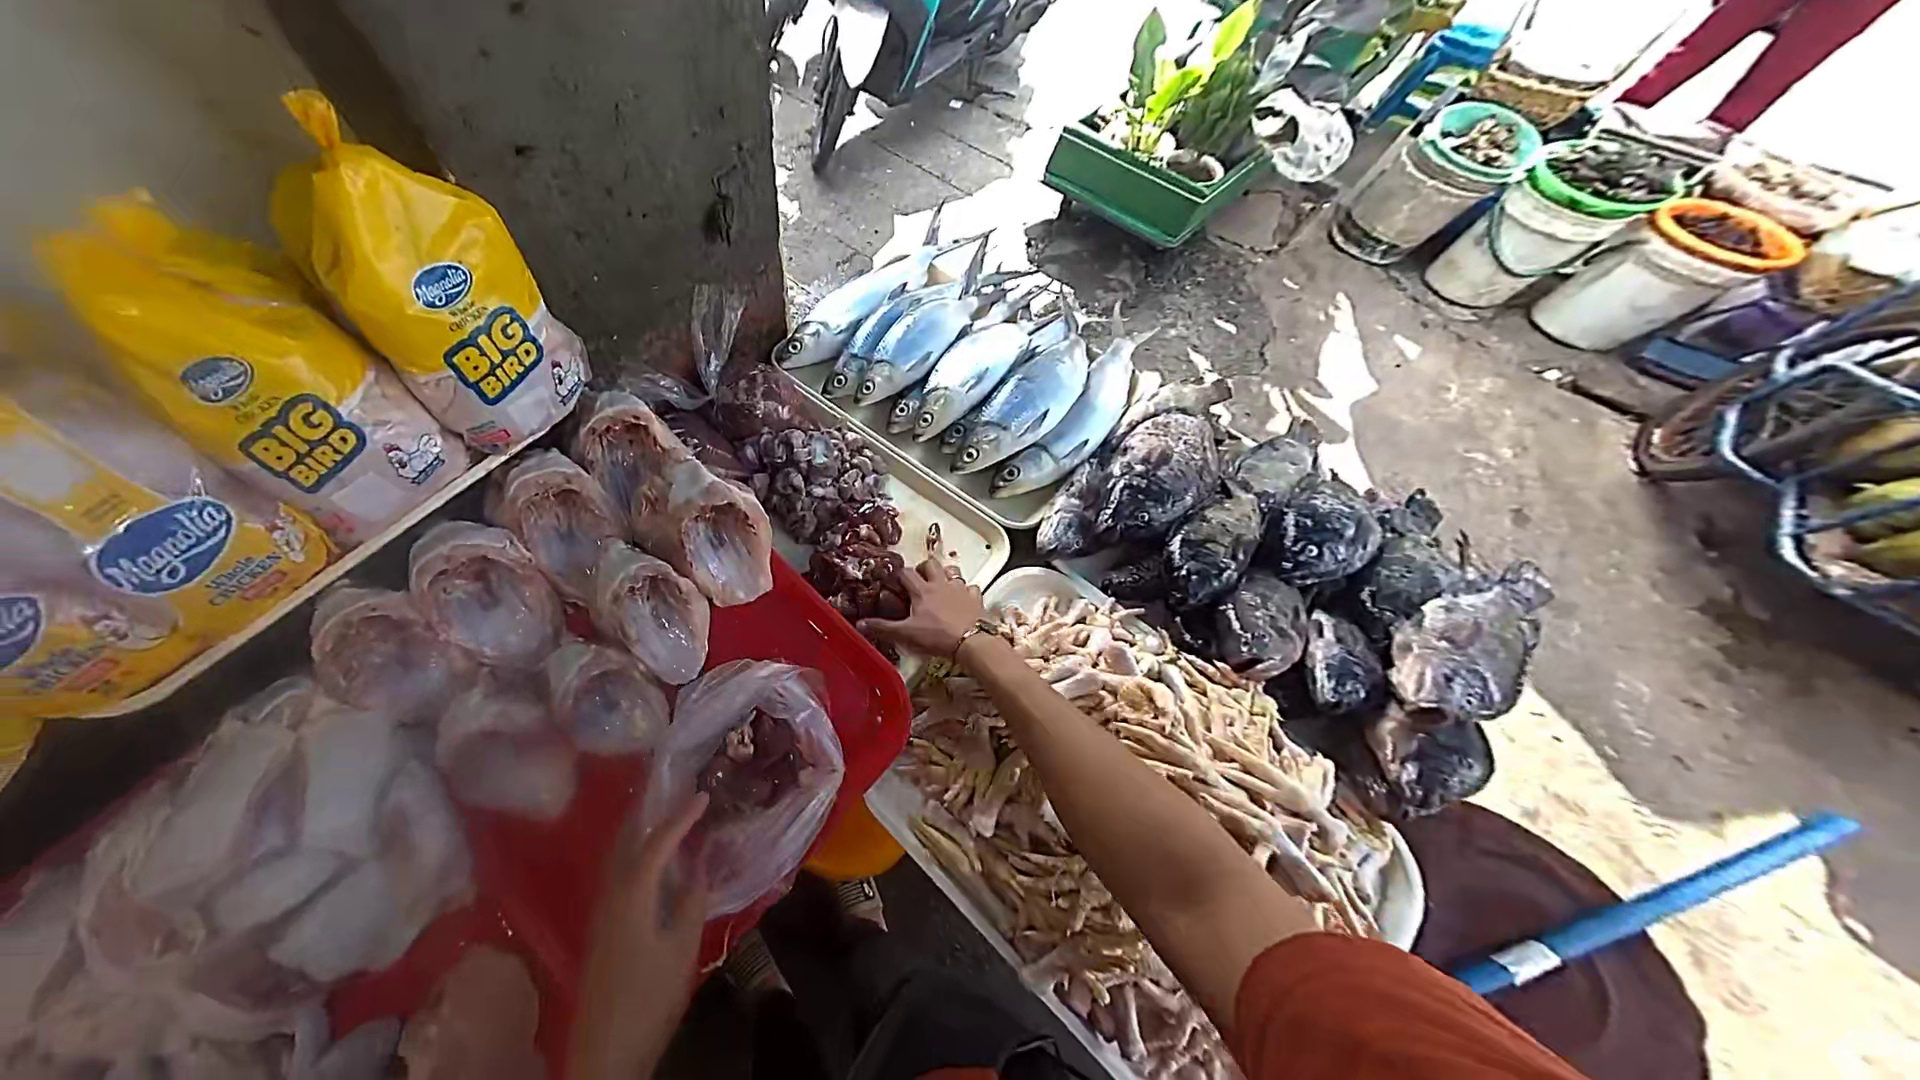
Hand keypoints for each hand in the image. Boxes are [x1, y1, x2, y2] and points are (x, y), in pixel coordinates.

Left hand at [569, 793, 709, 1079]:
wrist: (605, 1053)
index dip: (680, 817)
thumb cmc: (649, 996)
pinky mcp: (603, 927)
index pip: (657, 843)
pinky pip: (618, 873)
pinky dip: (636, 853)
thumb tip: (701, 866)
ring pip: (618, 857)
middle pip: (624, 843)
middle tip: (672, 789)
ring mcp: (601, 912)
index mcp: (630, 895)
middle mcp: (609, 895)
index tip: (703, 794)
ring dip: (640, 832)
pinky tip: (653, 858)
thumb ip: (692, 901)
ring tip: (665, 813)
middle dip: (647, 813)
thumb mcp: (682, 947)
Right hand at [860, 558, 985, 658]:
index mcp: (922, 590)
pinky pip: (971, 588)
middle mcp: (941, 584)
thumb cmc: (937, 636)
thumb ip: (883, 628)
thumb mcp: (906, 633)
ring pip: (953, 571)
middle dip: (923, 568)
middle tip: (919, 579)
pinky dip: (966, 591)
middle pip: (931, 564)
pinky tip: (963, 599)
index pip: (906, 572)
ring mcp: (960, 589)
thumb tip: (860, 624)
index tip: (896, 581)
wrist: (971, 641)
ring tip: (941, 585)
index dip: (899, 574)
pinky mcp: (975, 598)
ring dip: (946, 575)